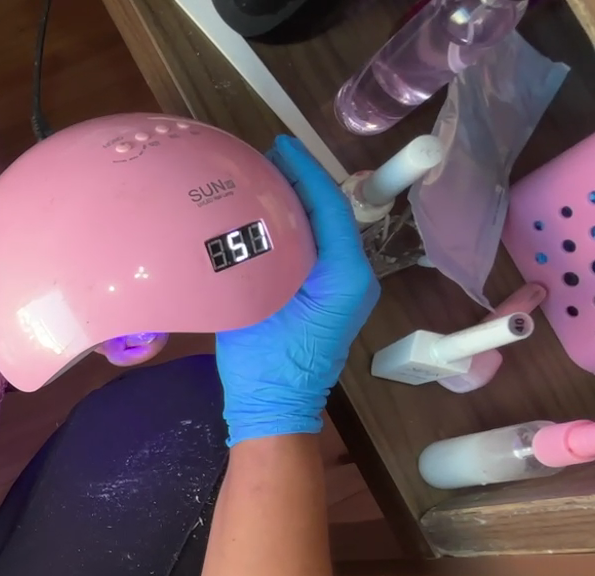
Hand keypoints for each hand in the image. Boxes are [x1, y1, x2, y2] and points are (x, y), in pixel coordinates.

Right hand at [214, 136, 379, 444]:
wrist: (273, 410)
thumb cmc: (265, 365)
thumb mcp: (255, 308)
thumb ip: (258, 264)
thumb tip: (241, 227)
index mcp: (343, 273)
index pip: (329, 207)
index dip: (304, 173)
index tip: (278, 146)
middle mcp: (353, 275)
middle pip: (329, 217)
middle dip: (298, 187)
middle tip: (262, 163)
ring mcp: (342, 290)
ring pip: (320, 236)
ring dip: (293, 211)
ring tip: (259, 189)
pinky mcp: (325, 301)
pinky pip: (312, 256)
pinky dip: (291, 236)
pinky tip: (264, 229)